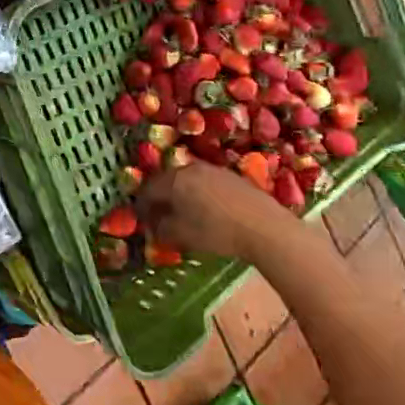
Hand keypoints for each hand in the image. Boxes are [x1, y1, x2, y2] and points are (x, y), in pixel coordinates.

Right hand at [136, 163, 306, 261]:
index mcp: (174, 180)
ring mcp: (213, 170)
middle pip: (167, 181)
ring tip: (184, 214)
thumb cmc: (216, 232)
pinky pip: (205, 183)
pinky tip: (207, 211)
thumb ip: (161, 228)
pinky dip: (199, 194)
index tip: (141, 220)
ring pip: (187, 180)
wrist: (263, 226)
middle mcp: (190, 169)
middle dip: (160, 198)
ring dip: (180, 195)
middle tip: (159, 217)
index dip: (141, 206)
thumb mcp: (181, 236)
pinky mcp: (231, 176)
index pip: (147, 190)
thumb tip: (154, 224)